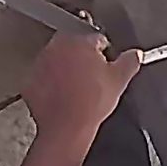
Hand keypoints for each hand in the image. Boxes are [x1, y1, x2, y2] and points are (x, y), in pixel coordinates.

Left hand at [21, 32, 140, 143]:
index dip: (104, 52)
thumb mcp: (119, 80)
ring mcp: (40, 63)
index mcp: (80, 41)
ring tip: (78, 89)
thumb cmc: (91, 102)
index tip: (106, 63)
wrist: (66, 126)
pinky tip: (63, 95)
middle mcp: (57, 47)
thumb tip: (136, 55)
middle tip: (92, 77)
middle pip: (74, 46)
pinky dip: (51, 83)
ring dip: (65, 69)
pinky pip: (44, 76)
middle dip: (83, 58)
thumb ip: (129, 62)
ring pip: (57, 60)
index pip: (96, 39)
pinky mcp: (30, 80)